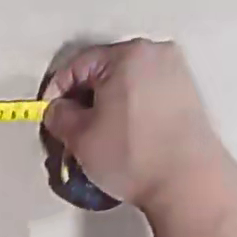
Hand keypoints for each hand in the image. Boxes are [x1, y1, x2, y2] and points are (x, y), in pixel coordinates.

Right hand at [40, 39, 236, 216]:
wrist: (186, 182)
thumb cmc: (136, 157)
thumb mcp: (81, 138)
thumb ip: (60, 118)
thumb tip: (58, 111)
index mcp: (127, 54)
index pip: (77, 65)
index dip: (56, 92)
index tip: (49, 114)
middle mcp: (155, 55)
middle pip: (105, 74)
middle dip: (84, 102)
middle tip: (72, 131)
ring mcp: (176, 76)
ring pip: (127, 87)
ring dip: (108, 110)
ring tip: (98, 141)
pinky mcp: (188, 99)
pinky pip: (147, 99)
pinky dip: (131, 115)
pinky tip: (124, 142)